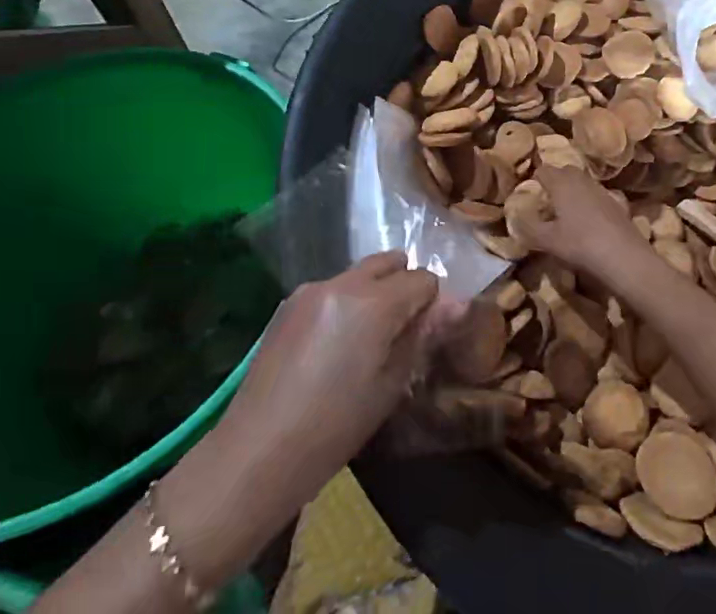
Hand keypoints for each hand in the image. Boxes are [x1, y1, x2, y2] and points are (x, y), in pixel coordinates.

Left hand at [218, 253, 446, 489]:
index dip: (431, 304)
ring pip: (359, 275)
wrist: (256, 453)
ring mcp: (309, 290)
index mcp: (373, 301)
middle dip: (403, 286)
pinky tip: (333, 348)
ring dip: (374, 294)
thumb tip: (459, 304)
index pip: (422, 279)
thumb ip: (423, 335)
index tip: (423, 336)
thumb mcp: (391, 384)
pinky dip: (345, 304)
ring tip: (365, 342)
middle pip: (389, 262)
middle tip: (400, 331)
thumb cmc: (336, 426)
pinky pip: (332, 290)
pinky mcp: (287, 305)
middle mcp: (342, 283)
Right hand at [527, 166, 657, 282]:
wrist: (623, 256)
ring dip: (573, 191)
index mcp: (562, 183)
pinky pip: (597, 195)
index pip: (543, 170)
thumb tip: (516, 217)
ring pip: (583, 182)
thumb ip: (528, 227)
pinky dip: (590, 202)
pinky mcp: (617, 203)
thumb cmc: (579, 244)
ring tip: (566, 212)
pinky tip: (589, 221)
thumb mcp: (547, 240)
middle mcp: (582, 180)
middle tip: (547, 202)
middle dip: (555, 182)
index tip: (530, 194)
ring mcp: (602, 190)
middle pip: (565, 172)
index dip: (535, 180)